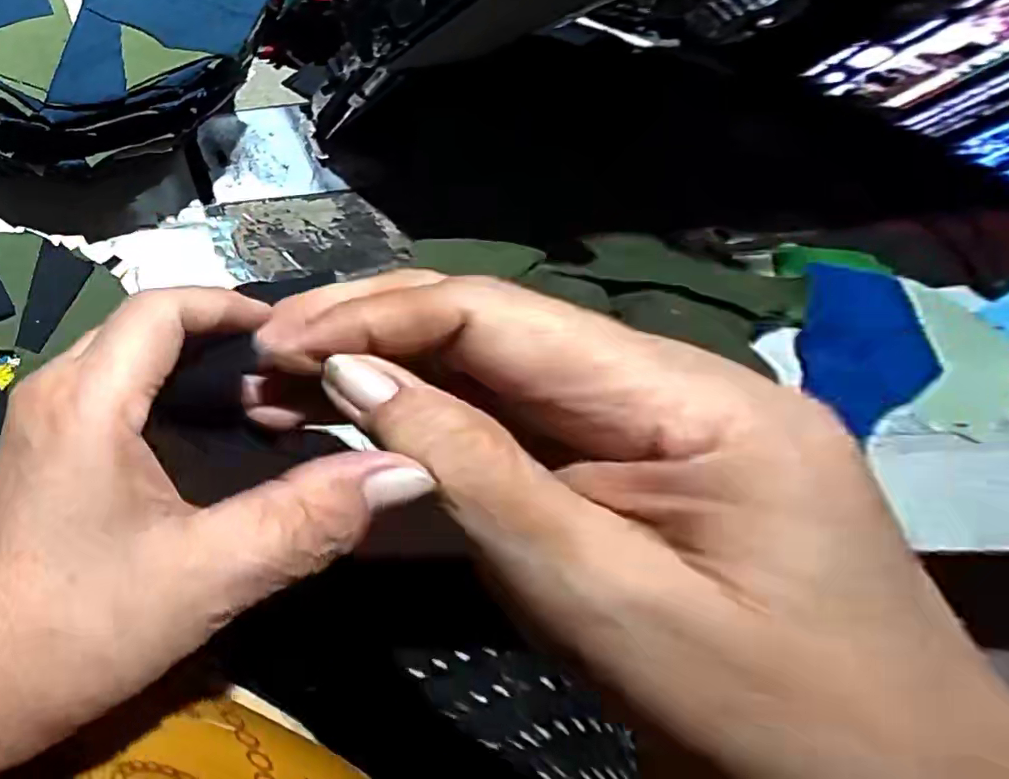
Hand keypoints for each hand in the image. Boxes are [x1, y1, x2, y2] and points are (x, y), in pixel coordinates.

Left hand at [0, 287, 437, 775]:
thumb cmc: (72, 624)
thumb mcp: (199, 577)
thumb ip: (300, 521)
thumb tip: (399, 472)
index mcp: (86, 396)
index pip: (160, 307)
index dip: (227, 305)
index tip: (294, 336)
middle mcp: (57, 383)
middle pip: (145, 324)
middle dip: (220, 339)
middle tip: (293, 377)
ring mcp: (45, 408)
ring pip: (128, 355)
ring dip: (194, 368)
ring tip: (266, 406)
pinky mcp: (45, 437)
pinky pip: (111, 387)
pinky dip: (165, 394)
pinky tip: (209, 436)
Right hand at [255, 270, 1008, 778]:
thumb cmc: (757, 712)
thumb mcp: (595, 590)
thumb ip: (466, 466)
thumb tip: (347, 372)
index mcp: (683, 395)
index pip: (493, 312)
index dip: (374, 315)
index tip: (286, 339)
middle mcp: (644, 376)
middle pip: (470, 319)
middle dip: (357, 326)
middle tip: (267, 348)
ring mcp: (610, 409)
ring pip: (459, 356)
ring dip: (362, 364)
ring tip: (276, 382)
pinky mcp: (580, 444)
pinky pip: (470, 404)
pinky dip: (393, 404)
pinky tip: (330, 409)